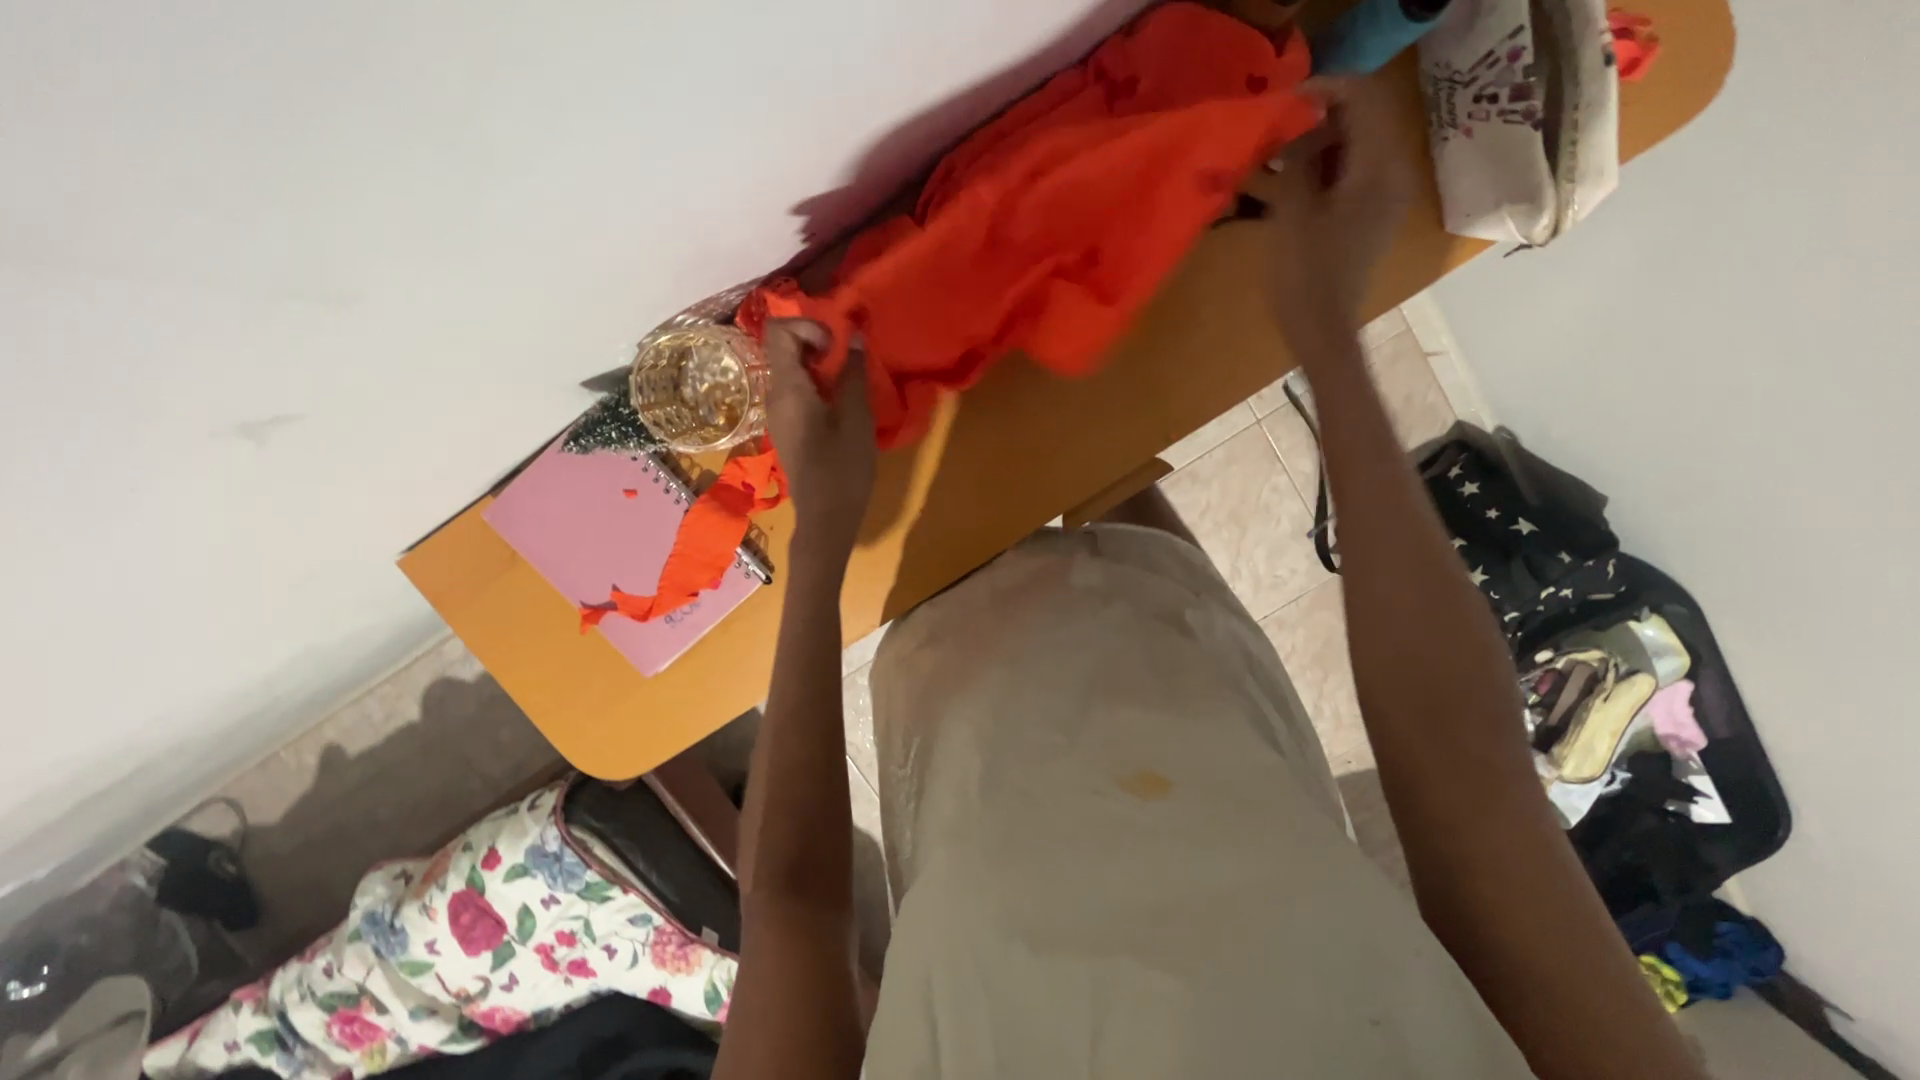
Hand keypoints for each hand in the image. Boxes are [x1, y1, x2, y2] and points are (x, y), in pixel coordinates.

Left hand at [763, 317, 876, 562]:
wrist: (825, 518)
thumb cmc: (843, 469)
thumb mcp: (856, 418)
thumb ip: (853, 374)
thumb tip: (854, 338)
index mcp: (787, 388)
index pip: (778, 330)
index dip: (808, 326)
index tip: (836, 347)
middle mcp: (773, 395)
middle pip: (782, 346)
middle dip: (815, 342)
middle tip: (847, 362)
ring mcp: (777, 412)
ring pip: (790, 368)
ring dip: (818, 364)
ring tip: (847, 382)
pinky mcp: (787, 426)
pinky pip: (794, 389)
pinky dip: (815, 383)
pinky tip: (839, 403)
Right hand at [1266, 76, 1411, 355]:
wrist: (1322, 332)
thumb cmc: (1306, 276)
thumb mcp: (1293, 211)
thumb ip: (1299, 158)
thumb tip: (1297, 121)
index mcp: (1378, 169)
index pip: (1363, 100)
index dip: (1325, 88)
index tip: (1284, 98)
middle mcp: (1391, 174)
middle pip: (1362, 120)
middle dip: (1319, 115)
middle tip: (1275, 128)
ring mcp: (1383, 196)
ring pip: (1354, 146)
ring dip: (1317, 142)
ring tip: (1275, 154)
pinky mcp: (1368, 215)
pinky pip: (1350, 173)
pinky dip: (1322, 167)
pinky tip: (1289, 180)